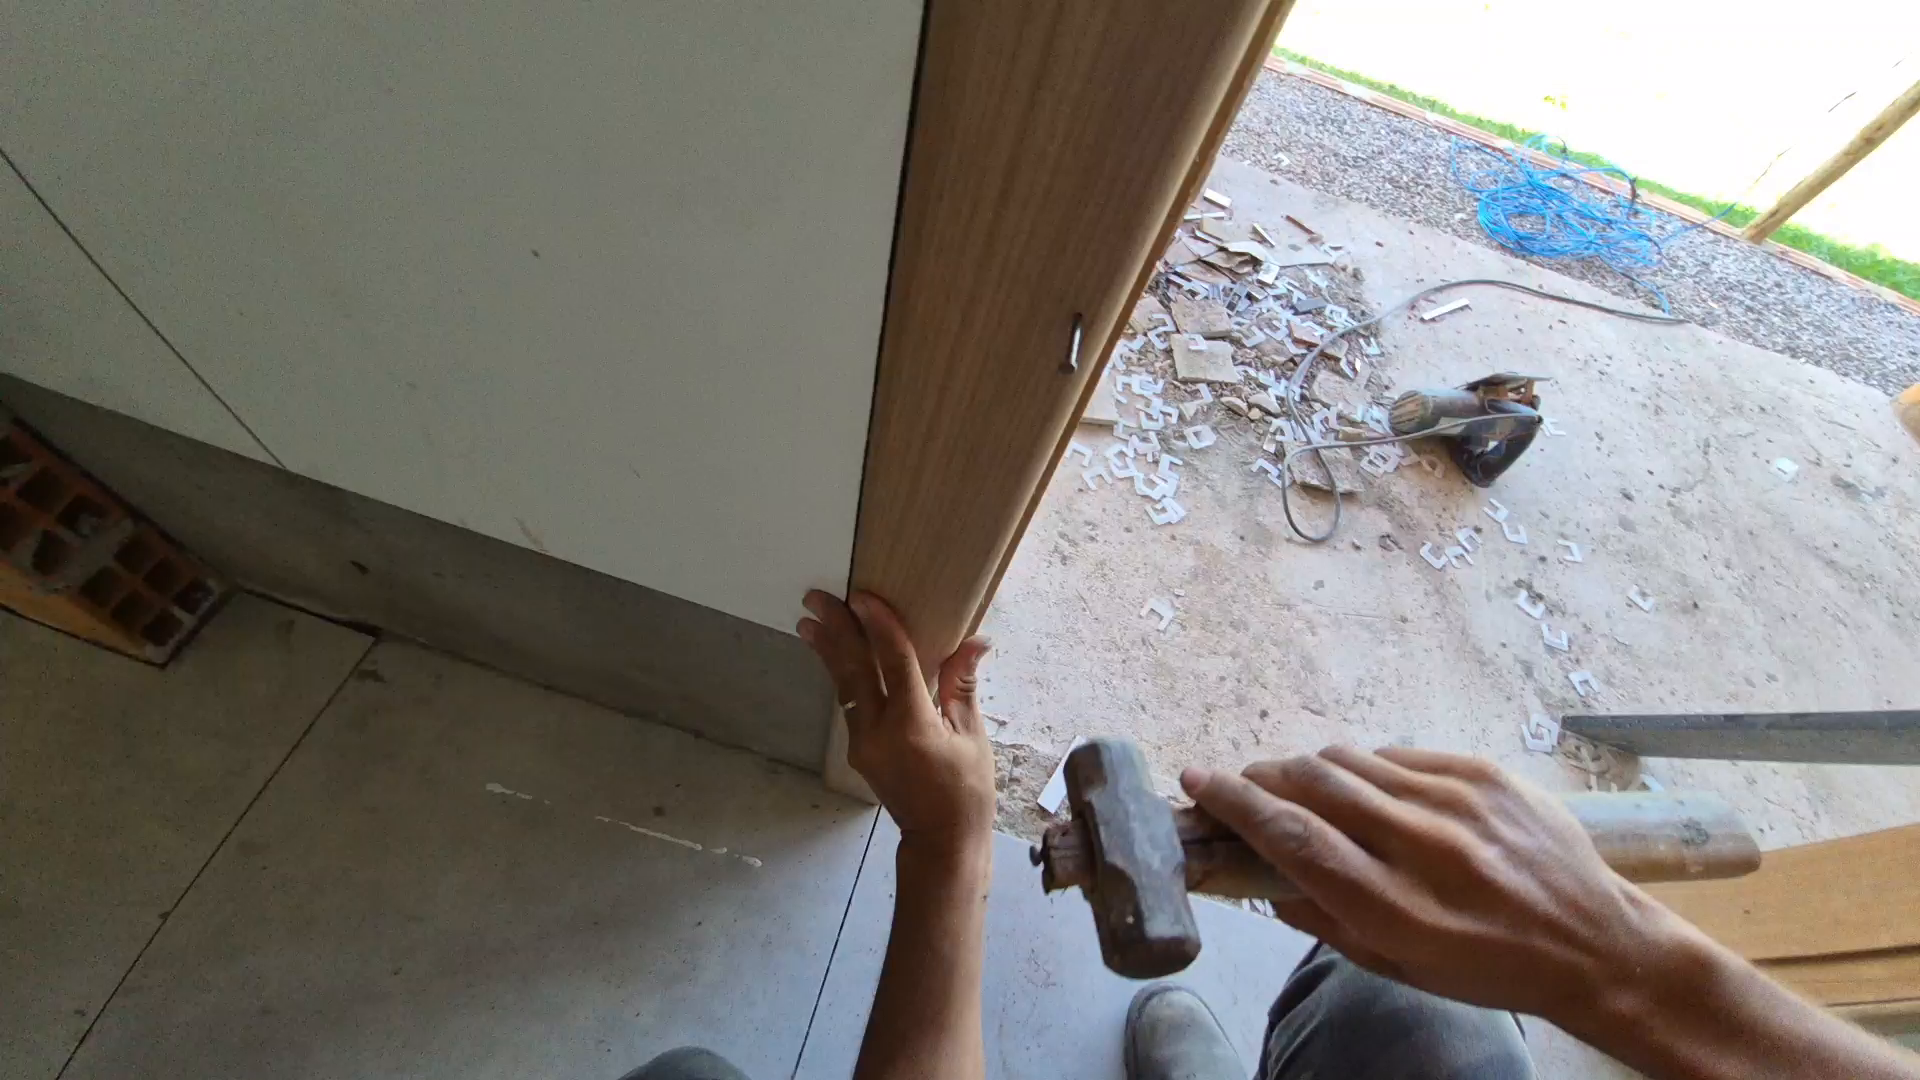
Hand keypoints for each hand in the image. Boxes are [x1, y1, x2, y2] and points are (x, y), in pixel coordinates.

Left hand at [799, 590, 995, 851]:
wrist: (941, 842)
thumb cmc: (967, 789)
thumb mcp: (972, 736)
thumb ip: (961, 685)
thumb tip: (976, 641)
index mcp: (912, 726)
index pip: (894, 662)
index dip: (880, 626)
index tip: (862, 596)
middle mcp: (878, 732)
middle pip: (854, 670)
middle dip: (836, 630)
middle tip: (815, 597)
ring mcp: (862, 743)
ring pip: (844, 687)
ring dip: (828, 651)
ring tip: (808, 622)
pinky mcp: (858, 750)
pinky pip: (848, 704)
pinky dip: (841, 676)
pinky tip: (832, 657)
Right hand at [1181, 746, 1680, 1021]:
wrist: (1603, 947)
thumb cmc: (1486, 968)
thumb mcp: (1394, 965)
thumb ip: (1318, 914)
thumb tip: (1258, 869)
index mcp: (1398, 908)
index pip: (1292, 836)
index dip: (1235, 803)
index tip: (1197, 781)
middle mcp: (1424, 846)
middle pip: (1311, 783)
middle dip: (1262, 777)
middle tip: (1247, 785)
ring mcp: (1457, 800)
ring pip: (1343, 759)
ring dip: (1309, 771)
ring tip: (1312, 792)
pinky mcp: (1482, 770)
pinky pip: (1390, 754)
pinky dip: (1363, 770)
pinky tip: (1377, 795)